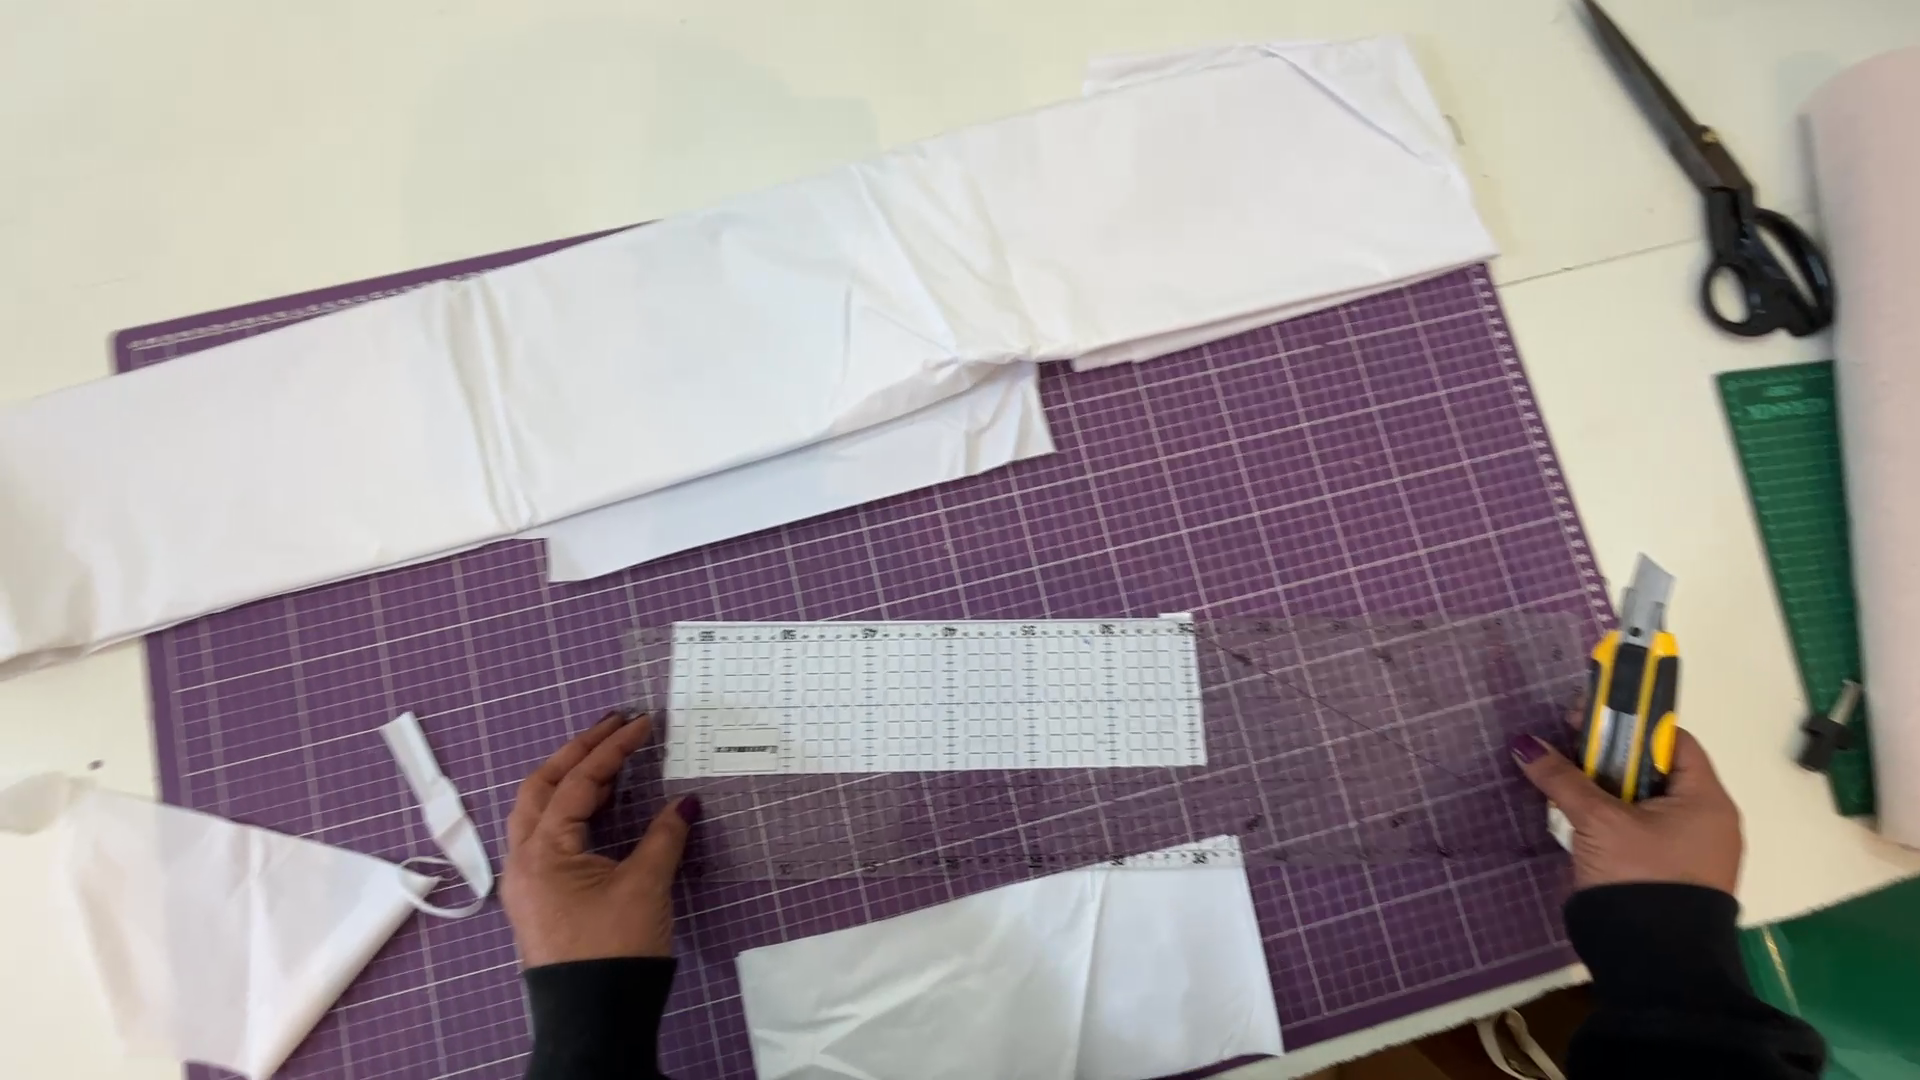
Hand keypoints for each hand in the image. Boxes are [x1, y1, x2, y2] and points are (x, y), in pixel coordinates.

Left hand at [503, 710, 700, 967]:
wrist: (596, 1019)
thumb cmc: (615, 946)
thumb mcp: (645, 884)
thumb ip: (664, 835)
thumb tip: (685, 802)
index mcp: (542, 853)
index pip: (576, 783)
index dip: (612, 748)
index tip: (643, 722)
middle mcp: (525, 860)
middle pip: (541, 787)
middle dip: (578, 750)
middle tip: (614, 724)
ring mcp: (530, 879)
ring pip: (541, 810)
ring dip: (573, 776)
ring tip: (609, 753)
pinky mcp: (543, 894)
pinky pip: (552, 833)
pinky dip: (575, 806)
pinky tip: (603, 801)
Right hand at [1510, 729, 1742, 893]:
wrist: (1652, 953)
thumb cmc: (1640, 873)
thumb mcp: (1597, 818)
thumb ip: (1561, 777)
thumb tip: (1524, 744)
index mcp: (1705, 801)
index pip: (1674, 742)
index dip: (1632, 724)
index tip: (1586, 717)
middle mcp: (1700, 817)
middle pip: (1650, 767)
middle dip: (1604, 752)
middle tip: (1562, 742)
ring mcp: (1679, 843)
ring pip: (1634, 794)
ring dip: (1596, 780)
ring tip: (1556, 771)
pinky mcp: (1655, 862)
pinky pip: (1627, 819)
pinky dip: (1598, 806)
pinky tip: (1566, 803)